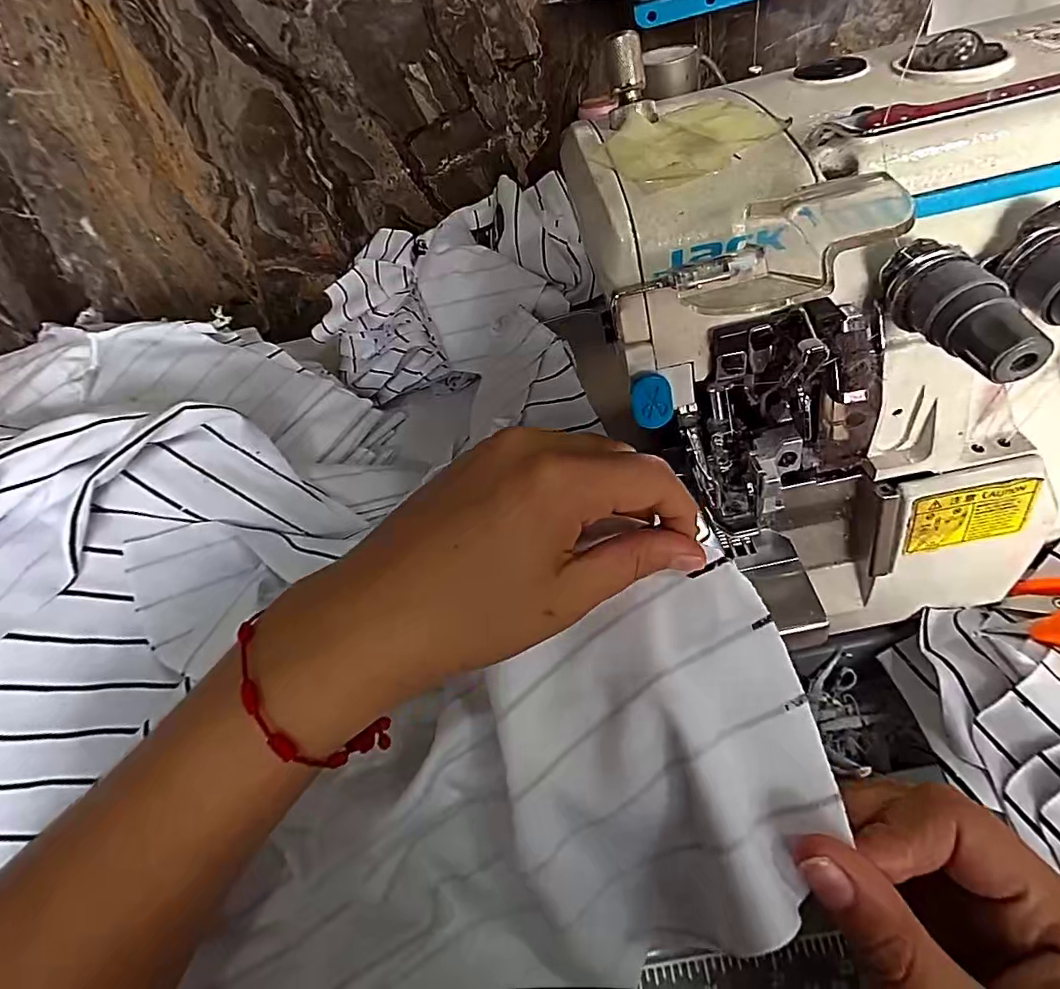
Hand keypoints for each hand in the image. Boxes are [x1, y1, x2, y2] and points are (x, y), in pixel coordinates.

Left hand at [250, 428, 706, 746]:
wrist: (370, 617)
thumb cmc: (473, 617)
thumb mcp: (567, 594)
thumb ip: (635, 559)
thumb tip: (688, 548)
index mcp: (560, 474)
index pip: (650, 476)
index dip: (681, 511)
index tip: (688, 550)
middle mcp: (534, 442)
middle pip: (620, 458)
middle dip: (649, 499)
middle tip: (654, 549)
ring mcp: (502, 444)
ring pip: (585, 454)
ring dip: (612, 490)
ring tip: (612, 540)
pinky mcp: (480, 456)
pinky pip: (548, 457)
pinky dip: (575, 483)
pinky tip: (566, 524)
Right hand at [796, 779, 1059, 988]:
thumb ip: (892, 942)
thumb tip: (824, 861)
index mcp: (1059, 919)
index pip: (959, 827)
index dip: (890, 831)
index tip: (831, 856)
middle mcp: (1020, 906)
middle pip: (931, 823)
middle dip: (865, 828)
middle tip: (809, 847)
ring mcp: (980, 923)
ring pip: (907, 847)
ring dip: (854, 849)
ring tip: (812, 863)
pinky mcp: (945, 941)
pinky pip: (894, 886)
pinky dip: (857, 882)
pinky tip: (832, 887)